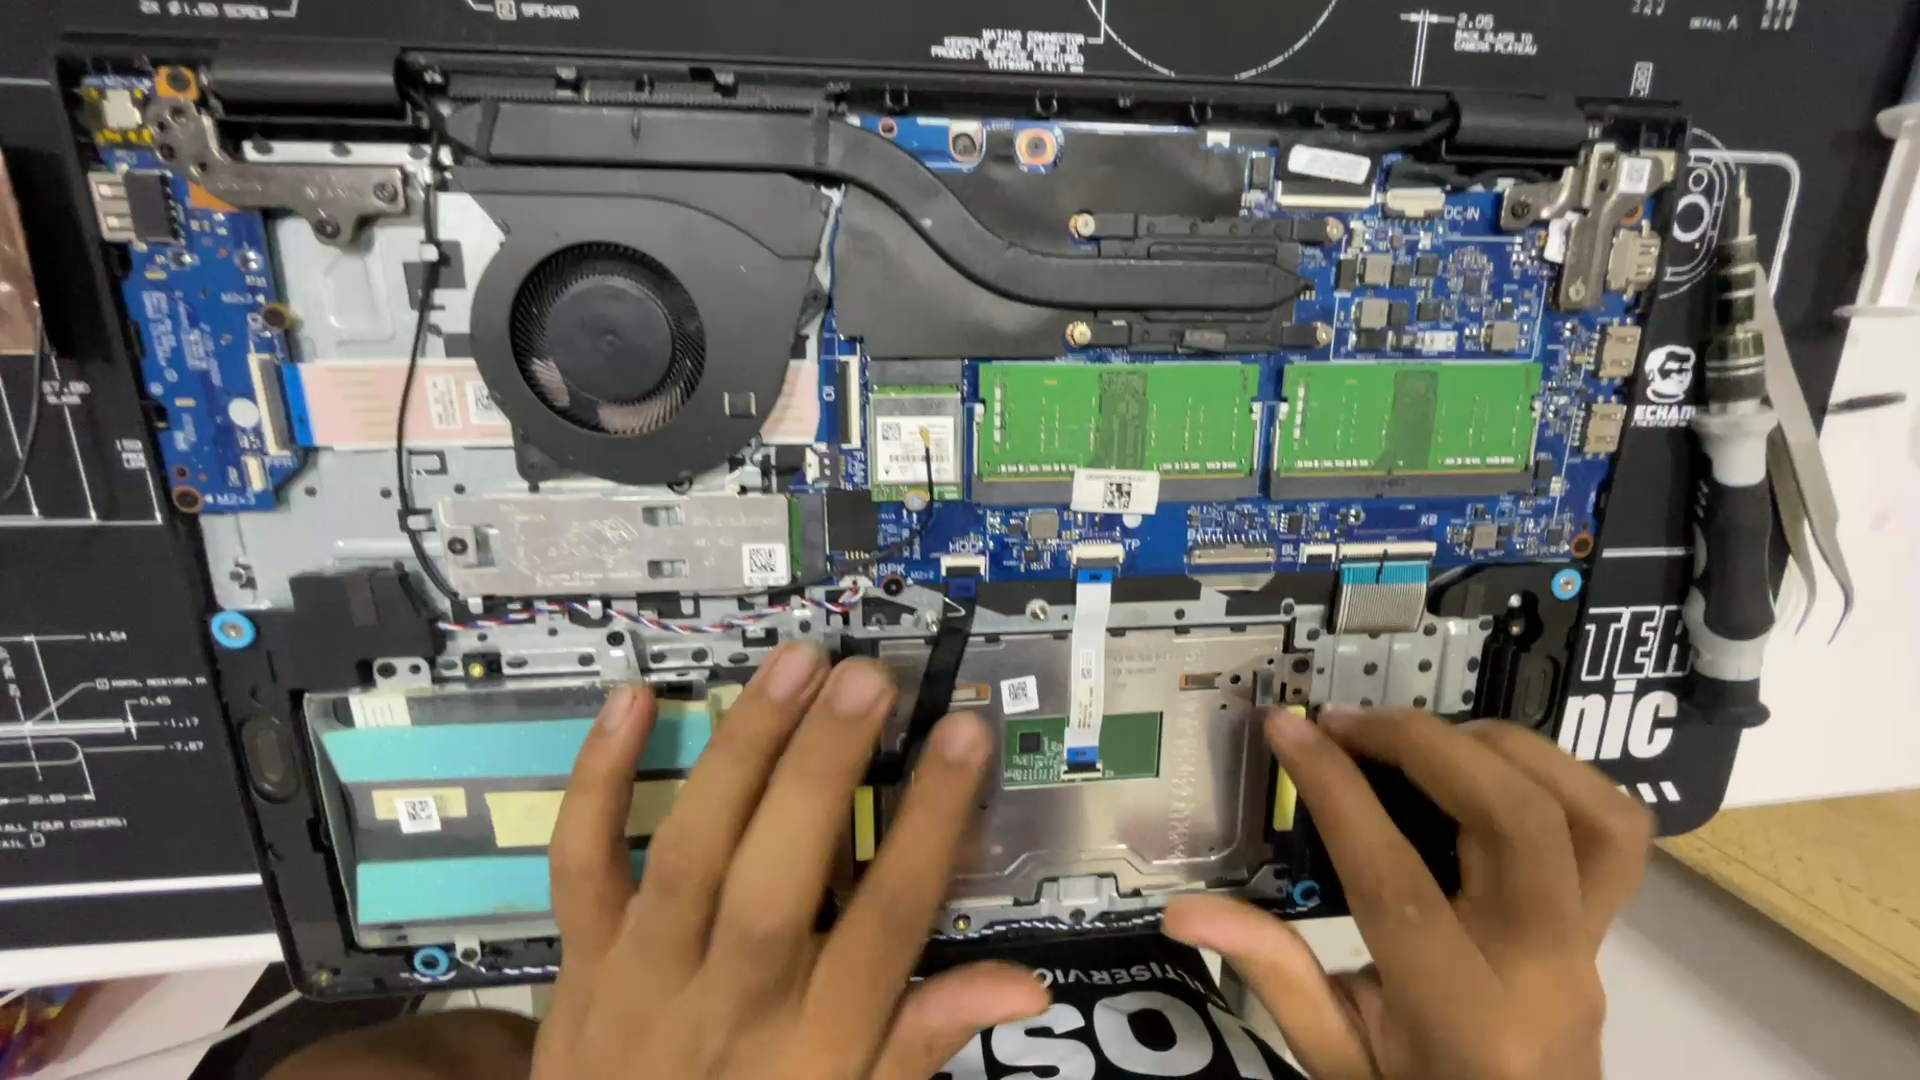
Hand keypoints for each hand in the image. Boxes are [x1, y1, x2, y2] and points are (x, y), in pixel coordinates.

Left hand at [532, 645, 1049, 1078]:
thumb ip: (924, 1041)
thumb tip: (1023, 980)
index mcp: (814, 1043)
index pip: (889, 920)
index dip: (932, 821)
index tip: (964, 733)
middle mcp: (730, 999)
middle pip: (779, 875)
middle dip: (825, 766)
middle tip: (867, 678)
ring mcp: (644, 972)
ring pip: (692, 850)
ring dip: (743, 748)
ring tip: (794, 666)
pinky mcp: (582, 956)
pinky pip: (581, 861)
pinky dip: (597, 778)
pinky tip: (634, 698)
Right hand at [1164, 706, 1652, 1079]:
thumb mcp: (1334, 1057)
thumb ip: (1271, 974)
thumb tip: (1181, 909)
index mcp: (1460, 1015)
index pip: (1395, 878)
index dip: (1336, 790)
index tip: (1288, 730)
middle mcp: (1542, 972)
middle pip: (1516, 823)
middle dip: (1424, 744)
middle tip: (1348, 724)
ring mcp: (1591, 948)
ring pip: (1591, 815)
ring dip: (1502, 749)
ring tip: (1422, 738)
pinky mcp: (1604, 927)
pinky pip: (1612, 828)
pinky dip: (1548, 772)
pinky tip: (1476, 766)